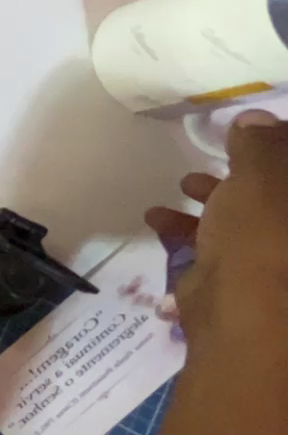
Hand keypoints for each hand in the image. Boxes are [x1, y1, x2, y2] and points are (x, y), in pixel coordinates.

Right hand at [145, 109, 287, 335]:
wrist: (249, 316)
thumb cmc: (268, 242)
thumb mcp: (262, 183)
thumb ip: (259, 148)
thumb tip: (257, 117)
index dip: (279, 144)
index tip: (254, 131)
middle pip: (280, 192)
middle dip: (252, 171)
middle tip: (222, 155)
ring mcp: (279, 257)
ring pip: (255, 216)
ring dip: (218, 197)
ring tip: (184, 184)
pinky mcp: (252, 277)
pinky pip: (225, 242)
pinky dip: (194, 227)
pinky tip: (159, 218)